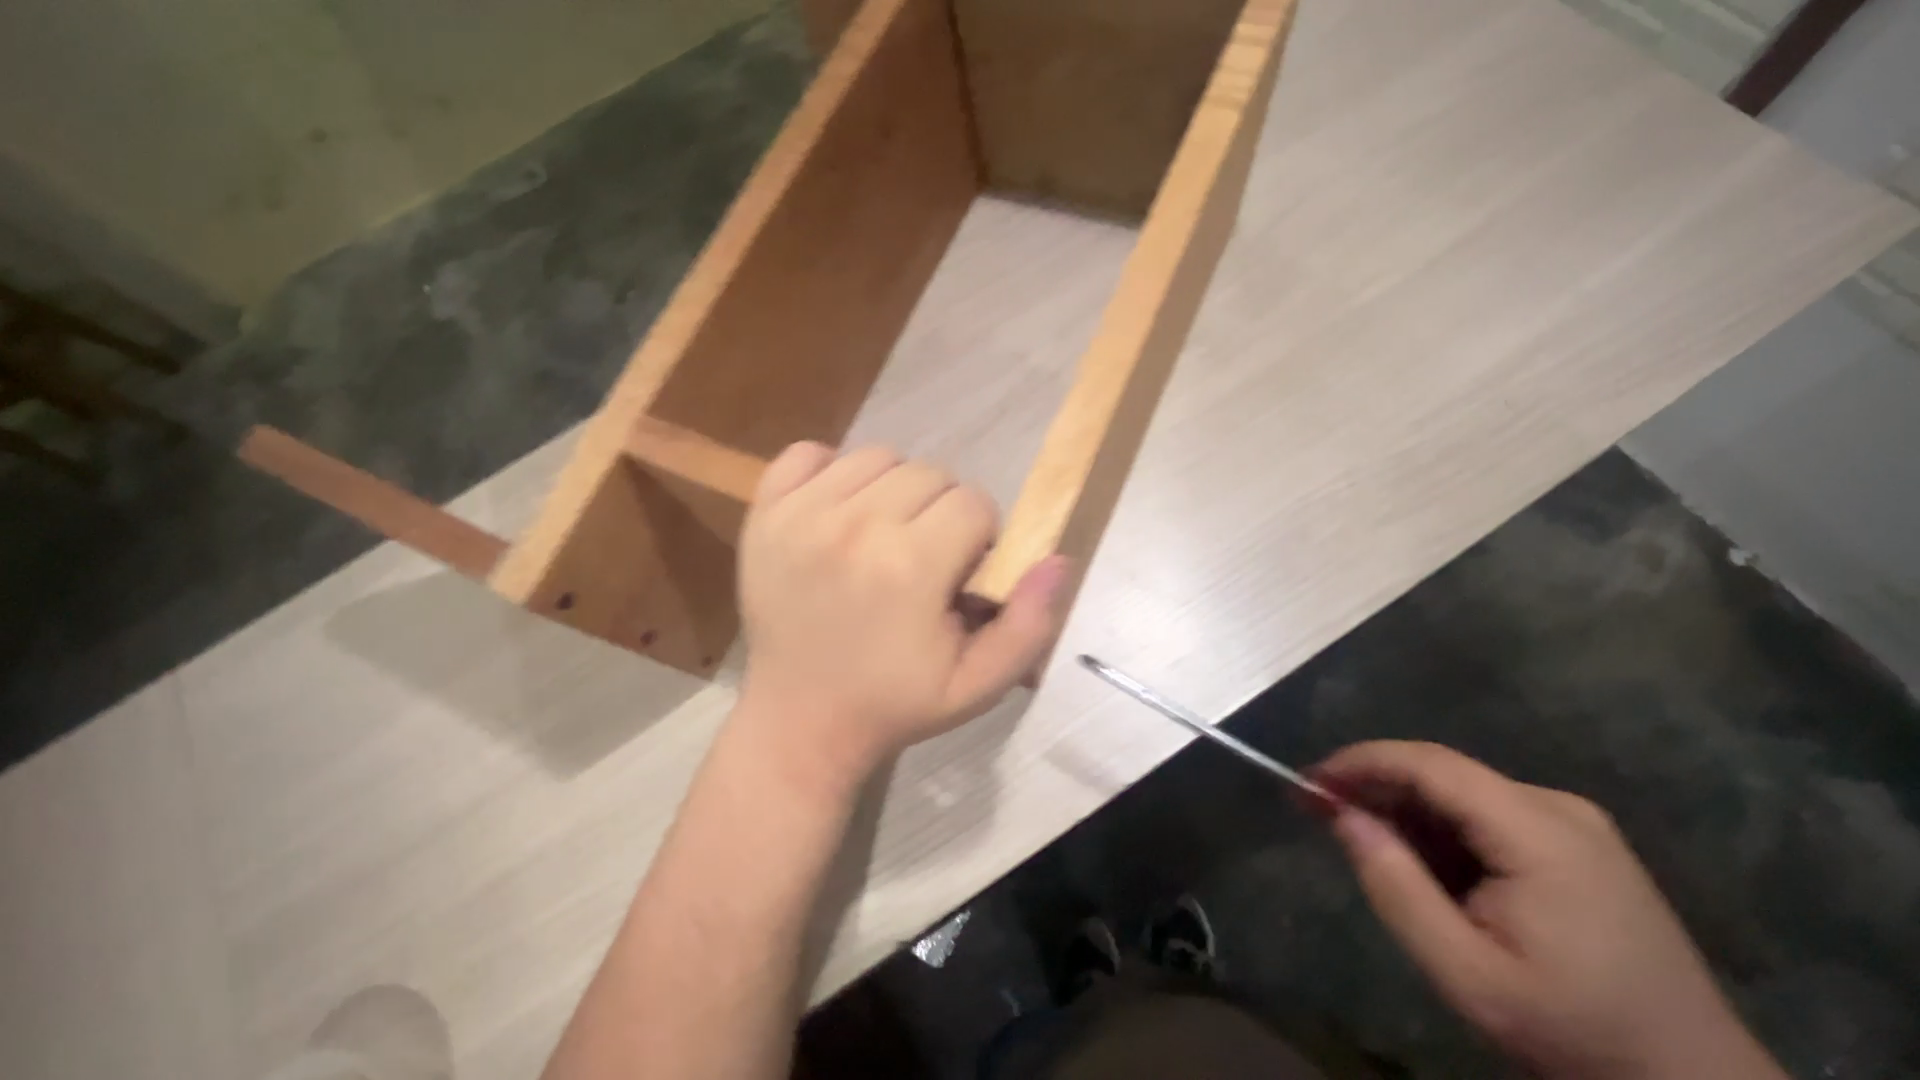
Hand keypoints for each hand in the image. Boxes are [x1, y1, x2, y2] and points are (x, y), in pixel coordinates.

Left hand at [734, 443, 1067, 784]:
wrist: (801, 720)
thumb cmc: (895, 703)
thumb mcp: (978, 684)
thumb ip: (1028, 624)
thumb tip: (1057, 558)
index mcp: (910, 566)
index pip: (974, 503)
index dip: (979, 538)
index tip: (959, 574)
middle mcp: (854, 526)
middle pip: (930, 474)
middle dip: (941, 513)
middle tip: (924, 560)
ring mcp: (802, 515)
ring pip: (877, 457)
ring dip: (893, 490)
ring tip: (884, 537)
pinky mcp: (764, 513)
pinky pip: (807, 452)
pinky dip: (830, 471)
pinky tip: (838, 512)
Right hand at [1315, 741, 1784, 1079]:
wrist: (1687, 1079)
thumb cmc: (1571, 1027)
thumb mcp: (1466, 973)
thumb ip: (1398, 889)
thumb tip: (1343, 816)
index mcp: (1538, 829)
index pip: (1431, 764)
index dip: (1360, 761)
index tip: (1304, 781)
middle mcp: (1559, 808)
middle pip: (1446, 775)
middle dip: (1376, 787)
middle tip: (1315, 811)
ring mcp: (1576, 825)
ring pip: (1465, 796)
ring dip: (1407, 813)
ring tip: (1360, 844)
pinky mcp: (1581, 847)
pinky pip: (1492, 819)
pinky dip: (1443, 833)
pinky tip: (1421, 867)